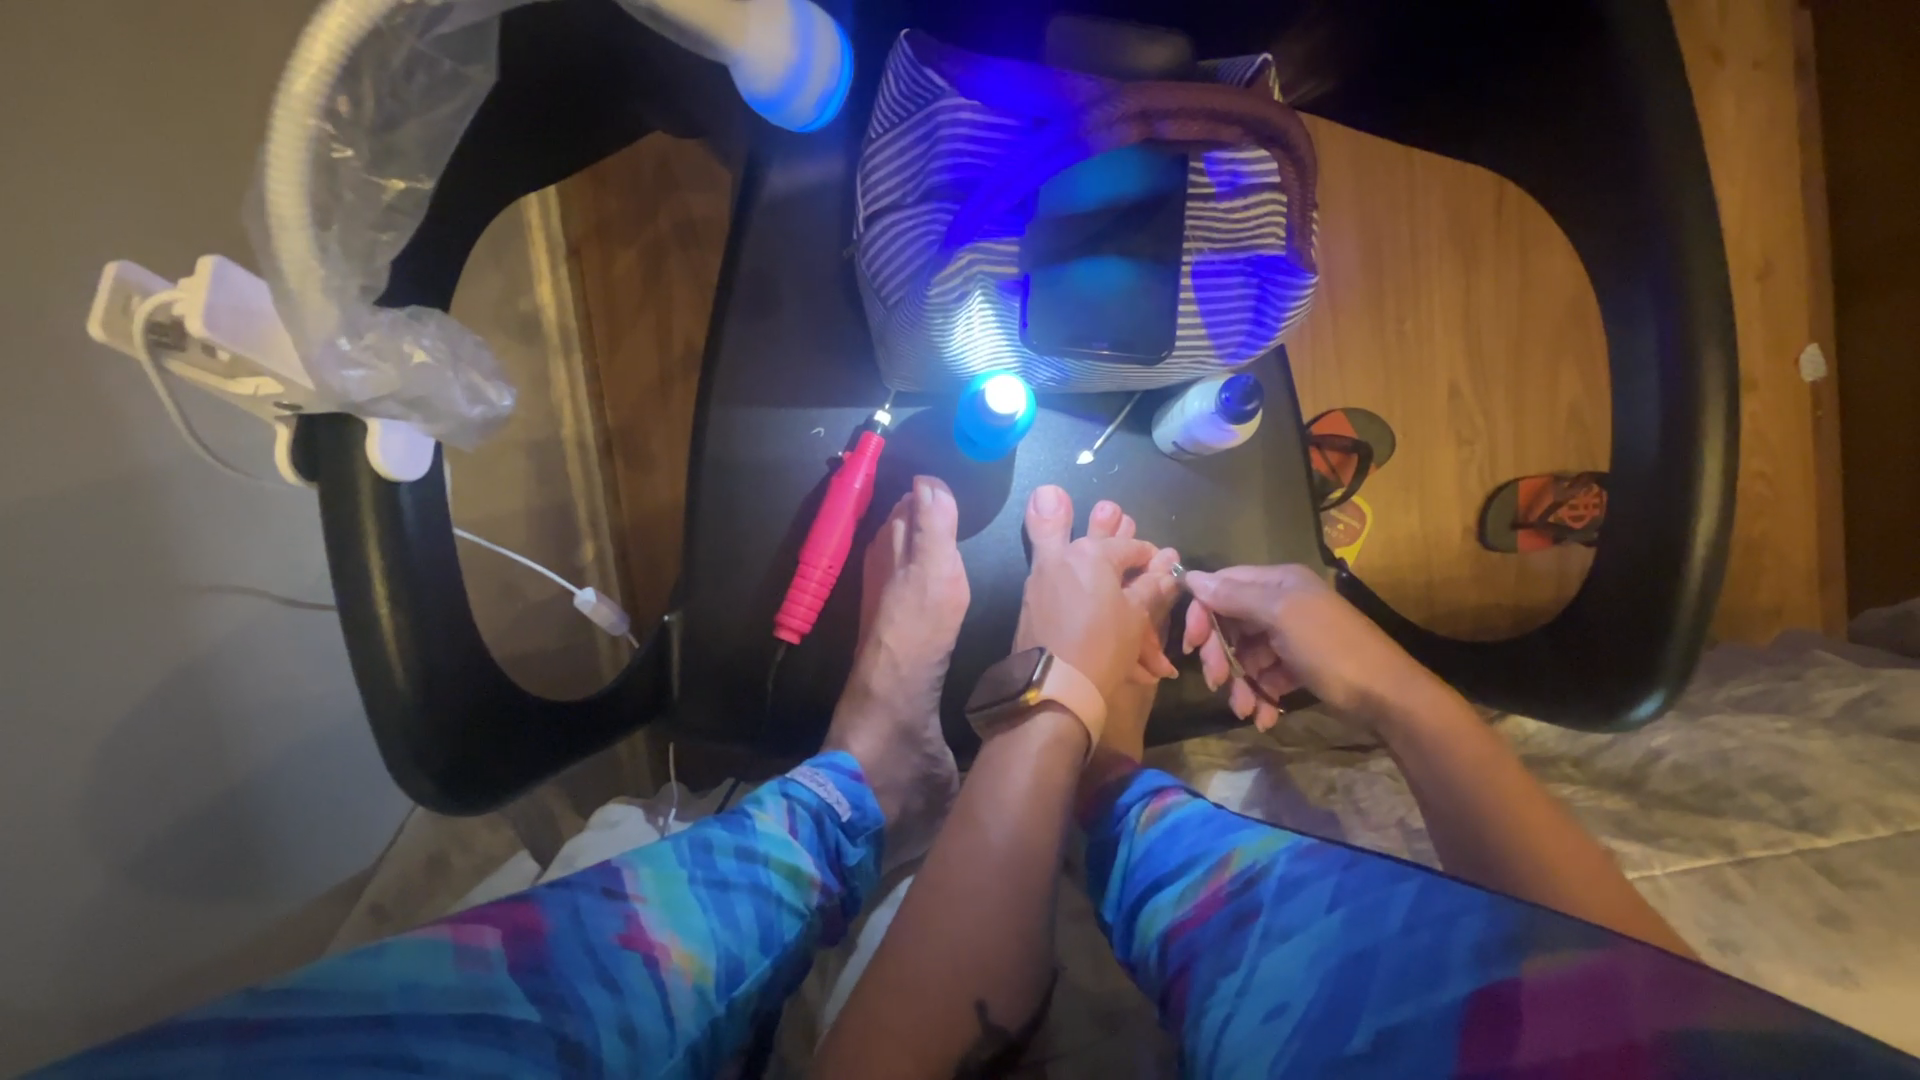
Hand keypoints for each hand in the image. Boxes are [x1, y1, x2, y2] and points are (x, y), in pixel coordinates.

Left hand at [1014, 486, 1175, 708]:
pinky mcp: (1031, 606)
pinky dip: (1080, 598)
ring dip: (1093, 558)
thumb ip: (1151, 587)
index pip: (1131, 546)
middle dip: (1108, 527)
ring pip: (1074, 565)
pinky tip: (1081, 587)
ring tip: (1112, 566)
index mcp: (1091, 554)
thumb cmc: (1102, 645)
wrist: (1054, 688)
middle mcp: (1061, 559)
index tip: (1164, 567)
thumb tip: (1166, 566)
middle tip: (1116, 514)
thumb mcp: (1136, 617)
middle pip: (1089, 536)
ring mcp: (1041, 582)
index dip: (1152, 556)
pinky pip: (1063, 593)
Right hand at [1180, 564, 1448, 732]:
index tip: (1192, 647)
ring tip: (1247, 710)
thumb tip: (1191, 577)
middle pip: (1229, 624)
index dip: (1201, 615)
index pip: (1221, 588)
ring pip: (1244, 654)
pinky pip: (1265, 674)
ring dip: (1240, 683)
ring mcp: (1290, 635)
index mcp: (1277, 582)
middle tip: (1218, 684)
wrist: (1390, 698)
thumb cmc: (1333, 650)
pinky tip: (1264, 715)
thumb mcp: (1281, 617)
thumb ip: (1235, 596)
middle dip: (1220, 656)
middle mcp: (1281, 602)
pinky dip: (1260, 693)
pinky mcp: (1298, 664)